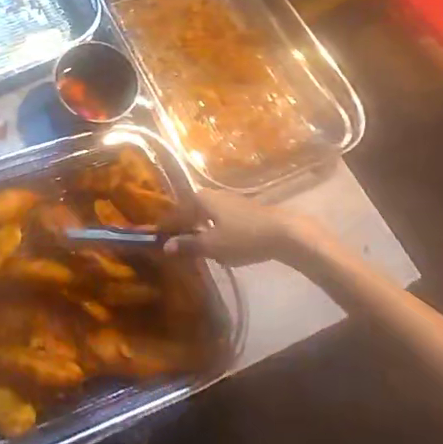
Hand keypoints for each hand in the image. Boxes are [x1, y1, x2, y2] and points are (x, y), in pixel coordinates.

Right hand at [166, 190, 317, 266]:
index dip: (166, 228)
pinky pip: (218, 220)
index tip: (157, 242)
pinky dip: (213, 231)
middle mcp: (211, 194)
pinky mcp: (242, 210)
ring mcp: (228, 200)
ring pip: (204, 216)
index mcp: (199, 197)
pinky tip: (217, 245)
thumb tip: (165, 246)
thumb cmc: (243, 237)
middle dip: (183, 229)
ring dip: (198, 231)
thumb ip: (188, 245)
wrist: (285, 233)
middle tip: (176, 248)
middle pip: (189, 212)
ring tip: (195, 249)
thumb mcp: (212, 245)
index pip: (175, 213)